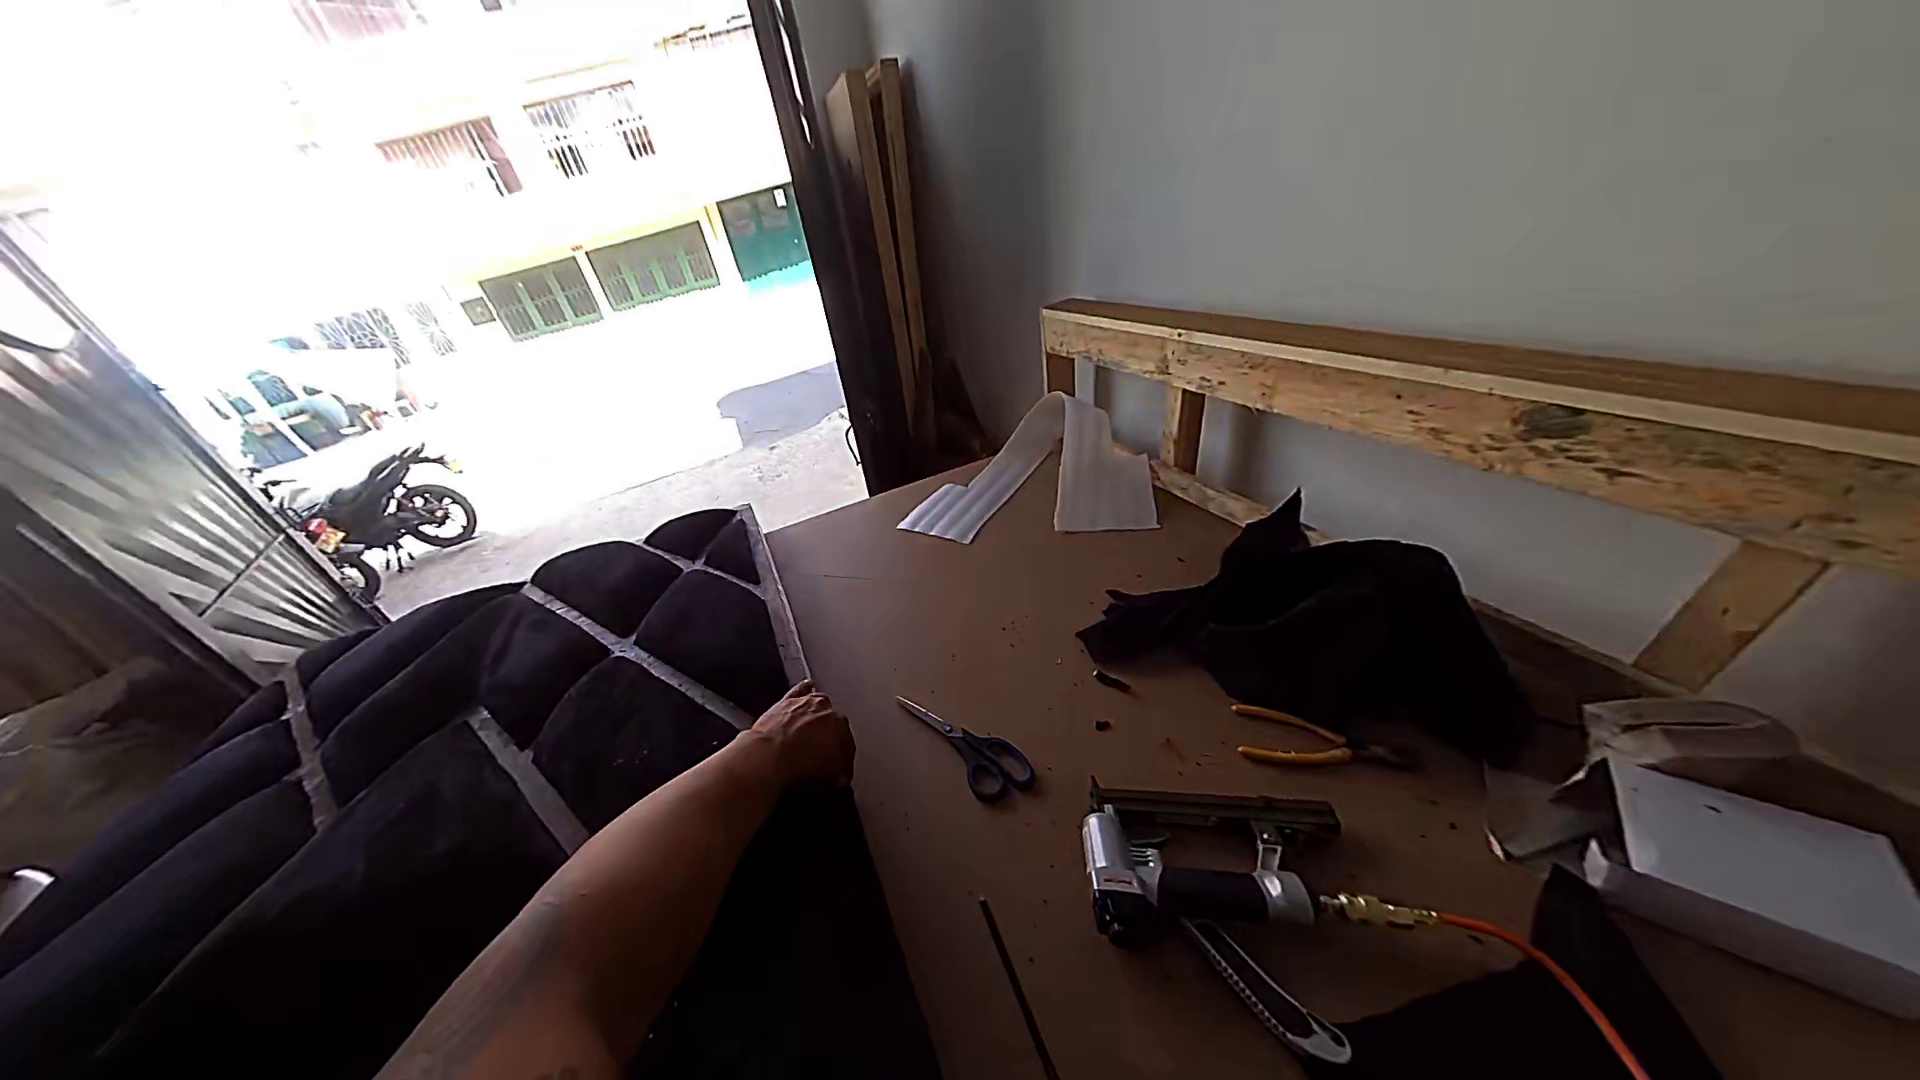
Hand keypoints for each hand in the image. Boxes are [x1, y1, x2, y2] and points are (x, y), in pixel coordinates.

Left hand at [748, 680, 854, 789]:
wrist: (765, 761)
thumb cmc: (796, 767)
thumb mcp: (831, 780)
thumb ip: (842, 772)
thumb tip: (841, 774)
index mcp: (841, 726)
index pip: (847, 742)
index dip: (842, 758)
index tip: (837, 769)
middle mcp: (825, 710)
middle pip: (832, 723)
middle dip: (830, 737)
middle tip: (822, 756)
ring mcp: (804, 704)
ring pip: (818, 706)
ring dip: (818, 716)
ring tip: (812, 734)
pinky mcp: (785, 701)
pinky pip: (799, 691)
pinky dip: (804, 691)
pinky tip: (807, 688)